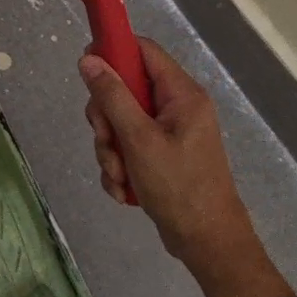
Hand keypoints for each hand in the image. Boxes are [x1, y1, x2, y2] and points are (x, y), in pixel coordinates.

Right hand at [80, 37, 293, 296]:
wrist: (209, 247)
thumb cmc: (180, 187)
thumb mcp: (139, 139)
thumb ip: (112, 96)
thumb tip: (88, 59)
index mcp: (182, 95)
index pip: (143, 50)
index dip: (113, 51)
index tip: (87, 69)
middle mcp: (176, 108)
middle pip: (123, 89)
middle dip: (106, 119)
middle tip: (107, 140)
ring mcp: (169, 133)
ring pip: (120, 121)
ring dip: (110, 149)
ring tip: (120, 175)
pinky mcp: (161, 156)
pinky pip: (127, 146)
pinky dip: (120, 166)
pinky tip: (125, 189)